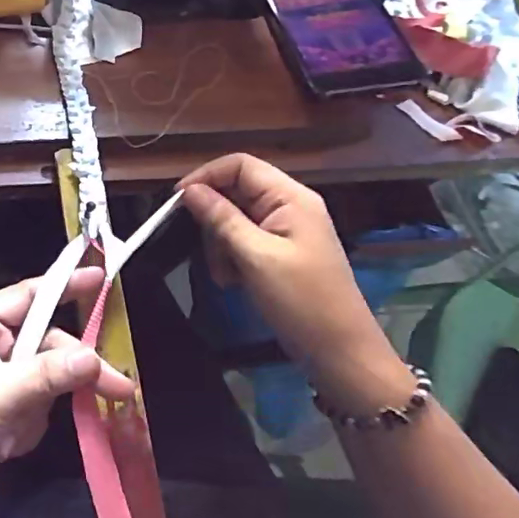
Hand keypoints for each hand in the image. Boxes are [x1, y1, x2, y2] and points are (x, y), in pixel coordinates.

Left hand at [0, 268, 135, 509]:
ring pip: (52, 376)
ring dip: (44, 404)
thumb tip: (93, 358)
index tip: (103, 277)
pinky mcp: (9, 407)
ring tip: (17, 429)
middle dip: (76, 368)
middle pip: (52, 342)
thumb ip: (46, 375)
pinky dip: (33, 424)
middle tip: (119, 388)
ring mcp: (3, 377)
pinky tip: (7, 442)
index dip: (67, 285)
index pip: (31, 295)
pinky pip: (43, 405)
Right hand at [177, 153, 413, 412]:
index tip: (177, 201)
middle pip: (235, 192)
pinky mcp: (281, 252)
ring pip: (235, 219)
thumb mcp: (255, 257)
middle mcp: (289, 206)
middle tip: (207, 252)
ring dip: (221, 244)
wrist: (340, 352)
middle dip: (214, 220)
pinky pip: (245, 241)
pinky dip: (231, 257)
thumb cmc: (301, 301)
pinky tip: (233, 281)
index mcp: (290, 198)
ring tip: (224, 276)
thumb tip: (190, 190)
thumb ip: (221, 219)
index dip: (206, 176)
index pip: (240, 165)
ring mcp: (286, 230)